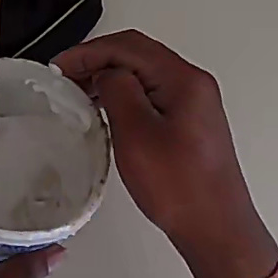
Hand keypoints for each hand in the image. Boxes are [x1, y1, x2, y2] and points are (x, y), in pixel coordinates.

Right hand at [55, 30, 277, 277]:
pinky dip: (122, 92)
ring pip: (142, 73)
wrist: (216, 230)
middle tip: (64, 76)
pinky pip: (150, 92)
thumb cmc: (180, 188)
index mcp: (184, 80)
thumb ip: (118, 91)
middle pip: (137, 53)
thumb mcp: (137, 134)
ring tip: (78, 91)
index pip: (128, 46)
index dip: (88, 52)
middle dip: (96, 59)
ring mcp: (193, 103)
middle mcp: (193, 84)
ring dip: (108, 75)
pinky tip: (104, 108)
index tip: (60, 67)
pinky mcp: (189, 121)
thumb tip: (106, 73)